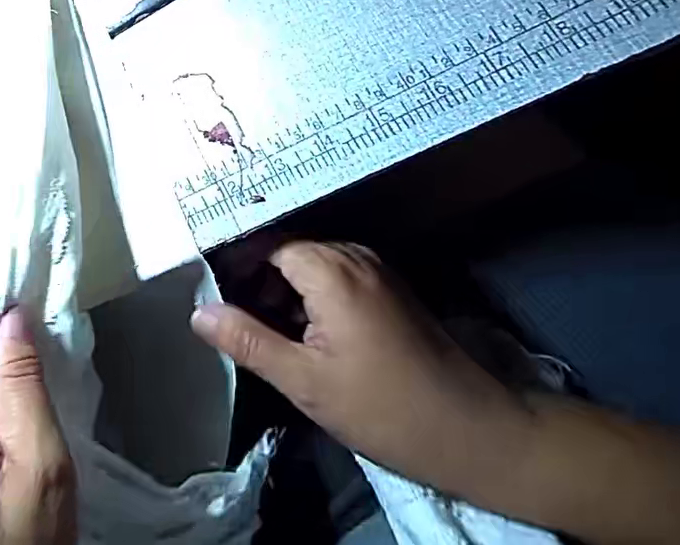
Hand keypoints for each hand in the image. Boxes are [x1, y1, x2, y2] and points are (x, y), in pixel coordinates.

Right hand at [190, 242, 535, 490]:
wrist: (480, 435)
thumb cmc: (387, 409)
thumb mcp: (306, 382)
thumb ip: (248, 341)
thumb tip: (199, 312)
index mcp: (330, 269)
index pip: (264, 245)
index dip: (235, 268)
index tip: (216, 298)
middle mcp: (351, 255)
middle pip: (285, 252)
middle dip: (256, 281)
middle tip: (237, 322)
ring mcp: (373, 269)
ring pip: (307, 265)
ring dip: (282, 291)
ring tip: (266, 332)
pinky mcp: (386, 287)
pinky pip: (332, 276)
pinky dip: (309, 296)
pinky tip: (304, 335)